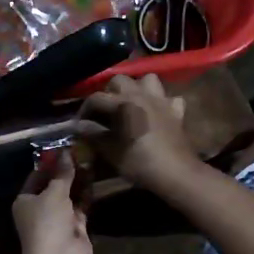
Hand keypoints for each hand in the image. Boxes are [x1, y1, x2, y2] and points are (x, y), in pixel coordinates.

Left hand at [12, 152, 92, 253]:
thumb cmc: (48, 222)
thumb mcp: (54, 193)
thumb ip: (62, 174)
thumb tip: (66, 153)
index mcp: (26, 200)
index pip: (36, 176)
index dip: (50, 162)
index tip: (65, 147)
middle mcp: (40, 208)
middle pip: (54, 185)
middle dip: (66, 170)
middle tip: (81, 151)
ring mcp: (58, 218)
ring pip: (69, 195)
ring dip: (78, 180)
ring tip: (90, 159)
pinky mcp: (75, 226)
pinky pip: (80, 205)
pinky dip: (86, 194)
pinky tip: (95, 178)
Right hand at [79, 74, 197, 191]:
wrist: (175, 173)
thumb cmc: (139, 162)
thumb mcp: (111, 151)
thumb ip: (93, 134)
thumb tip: (77, 126)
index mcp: (124, 102)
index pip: (96, 98)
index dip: (84, 110)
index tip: (79, 124)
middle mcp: (142, 95)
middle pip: (120, 81)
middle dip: (108, 93)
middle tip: (104, 112)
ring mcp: (162, 101)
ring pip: (148, 80)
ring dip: (137, 88)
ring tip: (131, 105)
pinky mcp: (176, 112)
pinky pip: (169, 99)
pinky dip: (162, 103)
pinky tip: (157, 114)